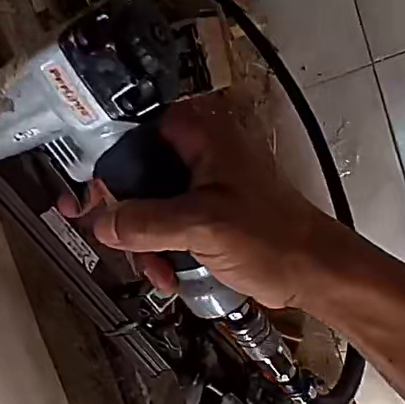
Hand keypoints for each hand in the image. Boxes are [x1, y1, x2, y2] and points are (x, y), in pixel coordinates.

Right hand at [58, 96, 350, 307]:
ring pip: (150, 202)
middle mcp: (203, 150)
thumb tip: (104, 221)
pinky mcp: (207, 211)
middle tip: (118, 237)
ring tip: (157, 267)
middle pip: (138, 171)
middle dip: (126, 214)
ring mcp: (204, 182)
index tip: (93, 195)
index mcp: (204, 133)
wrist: (310, 272)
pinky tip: (170, 272)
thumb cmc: (278, 237)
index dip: (110, 164)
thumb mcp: (202, 225)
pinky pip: (167, 223)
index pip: (135, 131)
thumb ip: (146, 222)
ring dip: (144, 239)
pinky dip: (162, 248)